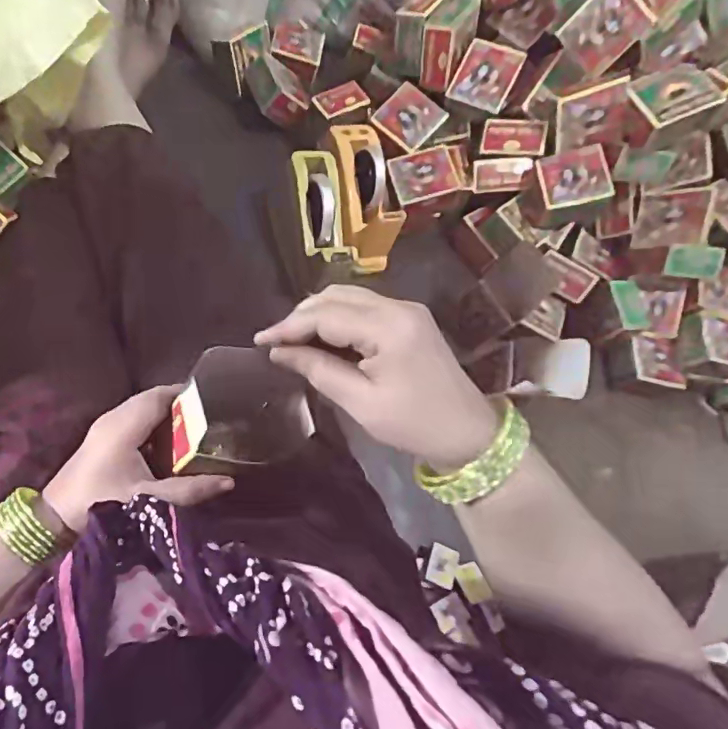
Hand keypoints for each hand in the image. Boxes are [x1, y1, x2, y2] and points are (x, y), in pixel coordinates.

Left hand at [42, 384, 235, 532]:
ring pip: (142, 412)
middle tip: (211, 420)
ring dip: (166, 419)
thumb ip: (190, 490)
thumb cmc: (101, 504)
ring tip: (197, 432)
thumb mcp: (149, 499)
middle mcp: (113, 419)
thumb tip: (228, 481)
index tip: (215, 403)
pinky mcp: (100, 441)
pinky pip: (133, 424)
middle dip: (181, 408)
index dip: (187, 395)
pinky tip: (170, 448)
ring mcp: (104, 429)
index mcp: (124, 425)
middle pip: (152, 401)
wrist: (56, 519)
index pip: (160, 395)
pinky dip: (153, 429)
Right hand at [255, 286, 497, 470]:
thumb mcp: (360, 402)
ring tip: (292, 341)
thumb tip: (280, 353)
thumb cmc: (413, 423)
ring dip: (317, 315)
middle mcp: (398, 307)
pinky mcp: (409, 320)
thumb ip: (318, 371)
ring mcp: (406, 310)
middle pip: (336, 296)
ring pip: (348, 298)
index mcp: (388, 327)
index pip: (326, 315)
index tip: (260, 342)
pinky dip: (336, 319)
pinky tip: (321, 339)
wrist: (467, 432)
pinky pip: (363, 309)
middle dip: (300, 316)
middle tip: (274, 342)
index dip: (289, 326)